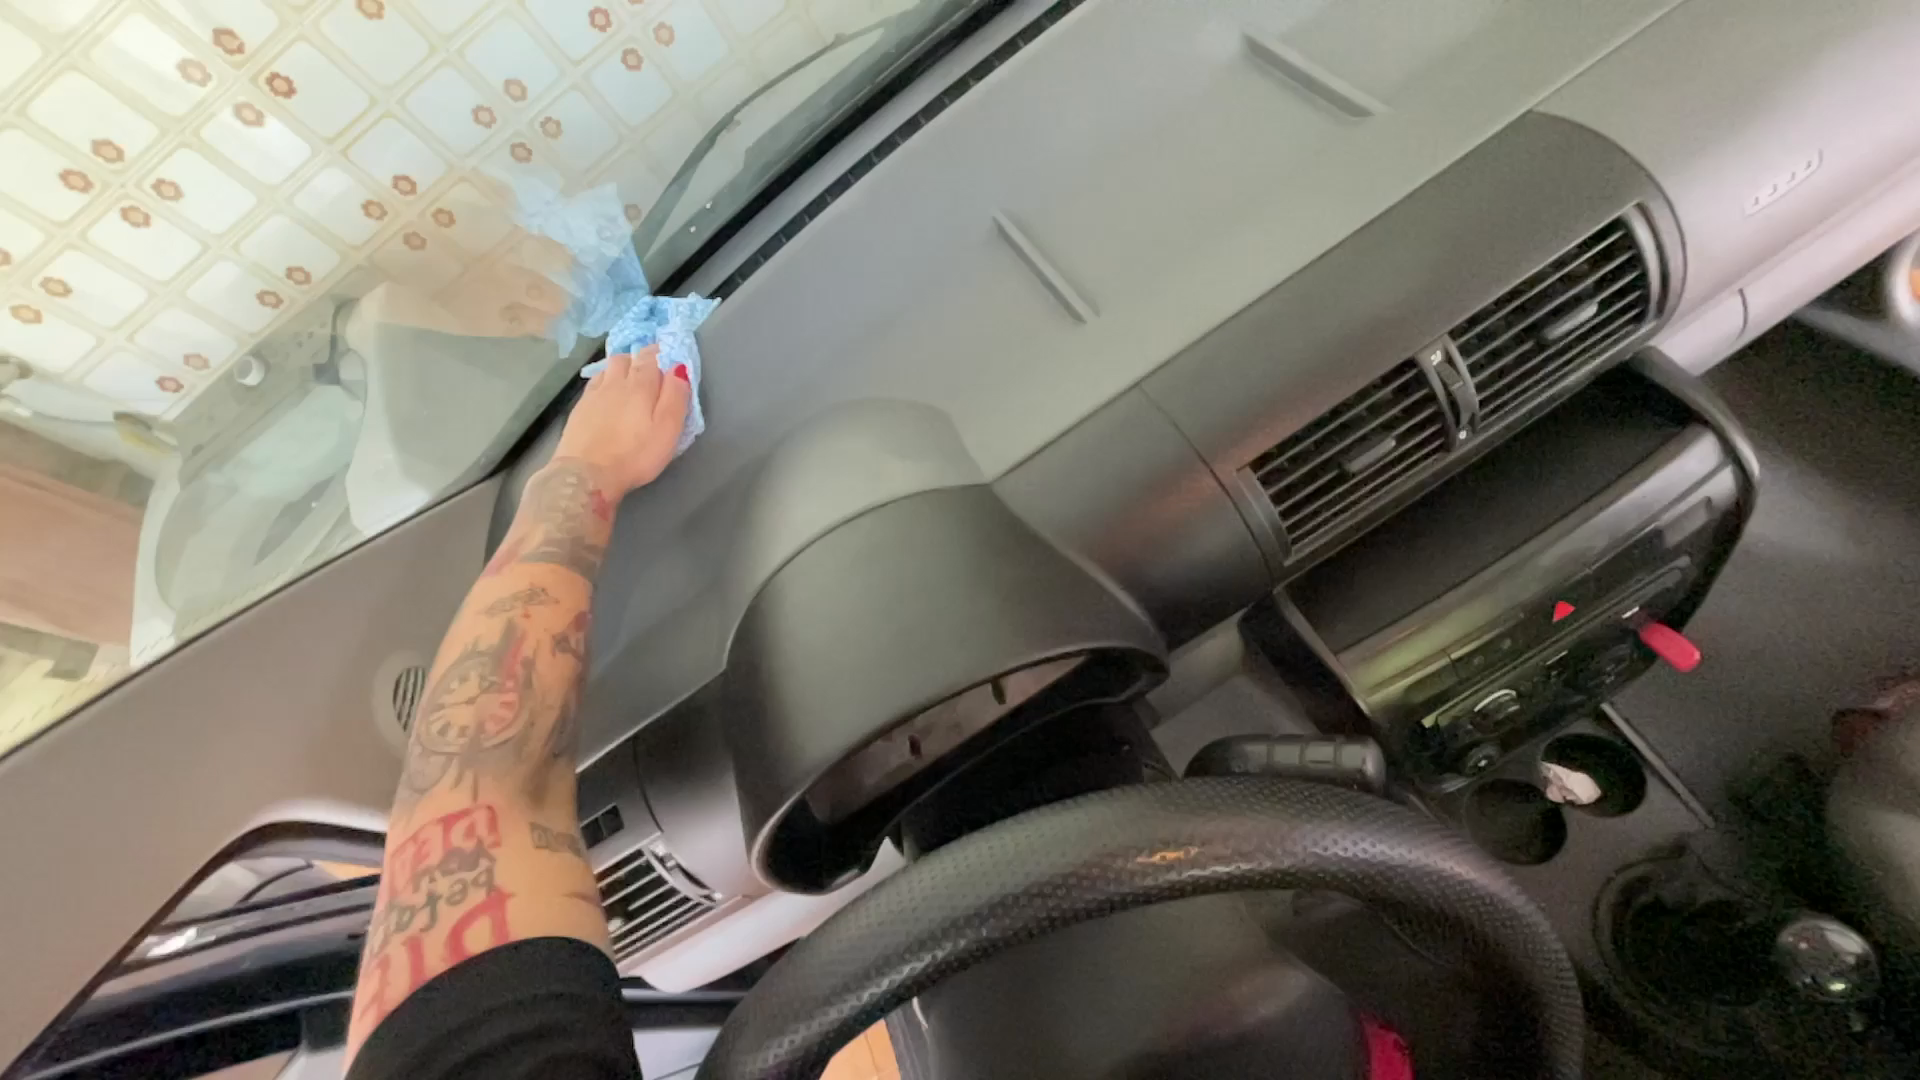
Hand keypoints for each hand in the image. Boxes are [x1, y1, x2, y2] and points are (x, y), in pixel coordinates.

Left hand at [550, 346, 691, 498]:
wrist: (587, 474)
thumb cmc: (636, 455)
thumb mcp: (668, 430)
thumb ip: (676, 397)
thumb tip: (678, 368)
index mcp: (640, 386)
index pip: (650, 358)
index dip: (660, 353)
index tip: (669, 357)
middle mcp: (615, 382)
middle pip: (626, 358)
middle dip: (640, 358)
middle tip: (651, 369)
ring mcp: (594, 394)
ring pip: (608, 367)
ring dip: (621, 367)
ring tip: (630, 378)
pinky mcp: (580, 408)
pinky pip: (595, 382)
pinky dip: (605, 380)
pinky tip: (608, 392)